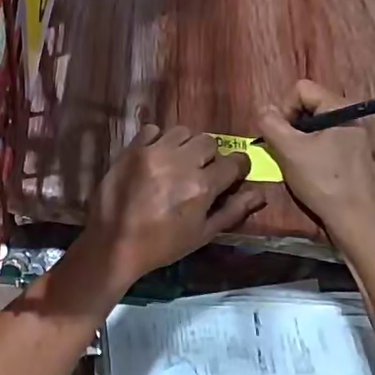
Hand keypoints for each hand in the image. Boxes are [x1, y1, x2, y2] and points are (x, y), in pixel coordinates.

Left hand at [86, 125, 265, 283]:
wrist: (113, 243)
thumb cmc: (161, 244)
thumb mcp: (203, 234)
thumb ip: (233, 210)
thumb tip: (261, 192)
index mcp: (201, 186)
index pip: (235, 161)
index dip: (236, 168)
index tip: (230, 175)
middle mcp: (179, 163)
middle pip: (208, 141)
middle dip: (209, 155)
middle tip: (199, 171)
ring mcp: (152, 153)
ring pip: (181, 132)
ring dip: (184, 145)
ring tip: (176, 163)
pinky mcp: (130, 150)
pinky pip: (151, 130)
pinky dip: (157, 140)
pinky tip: (154, 157)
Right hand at [255, 80, 374, 228]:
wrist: (352, 216)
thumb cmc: (320, 179)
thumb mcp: (288, 149)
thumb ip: (270, 123)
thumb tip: (265, 109)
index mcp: (340, 108)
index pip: (301, 89)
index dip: (285, 108)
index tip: (283, 134)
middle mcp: (351, 116)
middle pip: (307, 104)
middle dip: (290, 123)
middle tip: (286, 148)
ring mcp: (354, 134)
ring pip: (313, 123)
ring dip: (297, 137)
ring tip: (295, 159)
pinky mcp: (353, 151)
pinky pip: (323, 137)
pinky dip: (310, 147)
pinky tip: (308, 167)